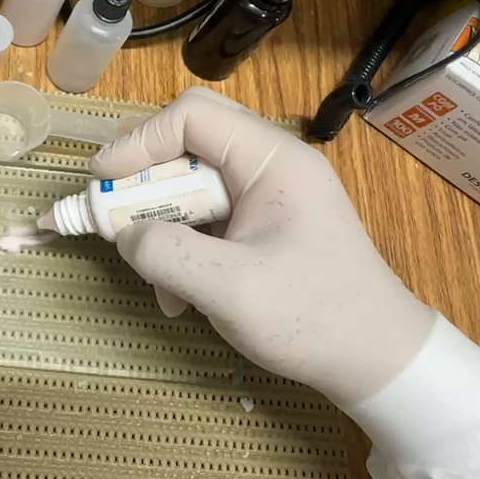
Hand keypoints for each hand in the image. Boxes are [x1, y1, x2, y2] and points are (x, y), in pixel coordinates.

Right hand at [90, 87, 431, 406]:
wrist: (377, 363)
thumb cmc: (315, 320)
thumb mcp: (232, 290)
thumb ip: (166, 254)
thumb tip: (123, 235)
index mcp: (273, 161)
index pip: (192, 116)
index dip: (139, 141)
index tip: (102, 179)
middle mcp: (267, 166)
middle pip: (185, 143)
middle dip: (142, 181)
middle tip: (111, 211)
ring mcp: (262, 196)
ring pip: (186, 184)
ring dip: (158, 224)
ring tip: (151, 273)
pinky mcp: (255, 226)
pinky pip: (199, 218)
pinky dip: (177, 250)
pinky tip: (177, 295)